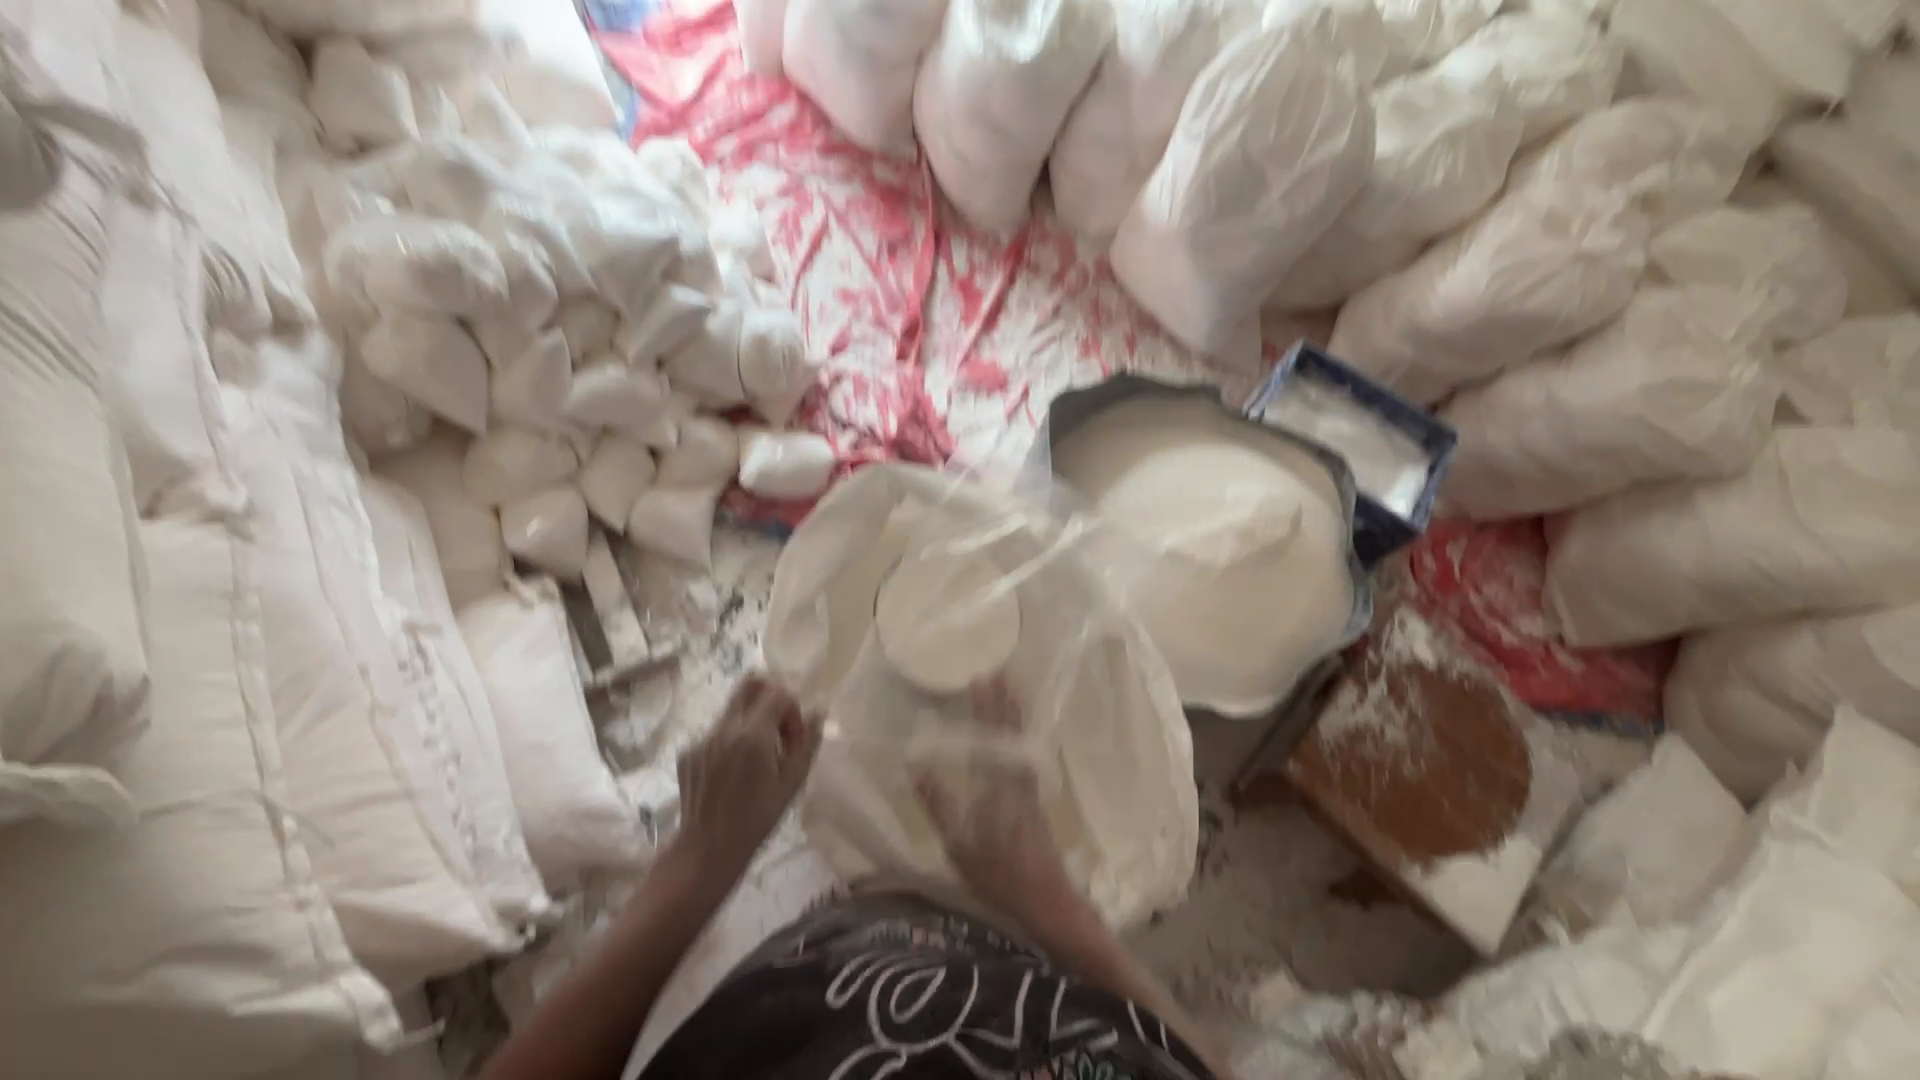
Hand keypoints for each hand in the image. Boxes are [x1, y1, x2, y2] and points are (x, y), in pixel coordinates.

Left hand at [675, 673, 821, 882]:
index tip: (793, 738)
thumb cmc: (758, 819)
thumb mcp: (792, 783)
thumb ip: (808, 742)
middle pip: (749, 683)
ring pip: (732, 709)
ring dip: (752, 721)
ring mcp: (702, 738)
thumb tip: (818, 712)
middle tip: (778, 727)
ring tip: (757, 759)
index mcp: (753, 735)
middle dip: (770, 696)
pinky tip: (734, 773)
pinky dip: (731, 740)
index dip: (792, 709)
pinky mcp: (687, 751)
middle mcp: (724, 728)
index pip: (777, 692)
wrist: (708, 848)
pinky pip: (716, 731)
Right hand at [913, 679, 1091, 937]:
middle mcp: (1018, 781)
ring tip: (1007, 692)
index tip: (980, 679)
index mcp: (998, 787)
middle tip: (997, 673)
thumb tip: (917, 769)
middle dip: (1003, 702)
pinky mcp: (1035, 801)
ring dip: (1013, 715)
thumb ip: (939, 807)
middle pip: (1011, 733)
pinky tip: (1014, 735)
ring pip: (1021, 742)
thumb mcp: (959, 847)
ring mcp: (1029, 790)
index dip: (985, 707)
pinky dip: (1018, 736)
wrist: (1047, 900)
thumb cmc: (1000, 876)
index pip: (990, 737)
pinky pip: (1024, 755)